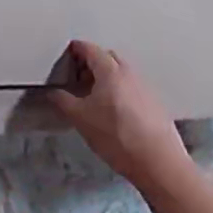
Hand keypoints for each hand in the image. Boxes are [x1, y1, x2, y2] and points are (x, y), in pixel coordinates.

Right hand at [47, 40, 190, 187]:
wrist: (159, 164)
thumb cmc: (115, 135)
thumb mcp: (79, 117)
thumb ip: (62, 100)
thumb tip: (53, 93)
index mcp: (110, 72)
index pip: (90, 49)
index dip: (76, 49)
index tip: (66, 53)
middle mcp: (131, 75)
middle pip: (109, 57)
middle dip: (92, 60)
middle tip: (78, 74)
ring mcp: (147, 89)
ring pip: (123, 73)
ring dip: (107, 75)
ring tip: (94, 93)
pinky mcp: (157, 105)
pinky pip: (133, 87)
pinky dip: (120, 89)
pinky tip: (114, 109)